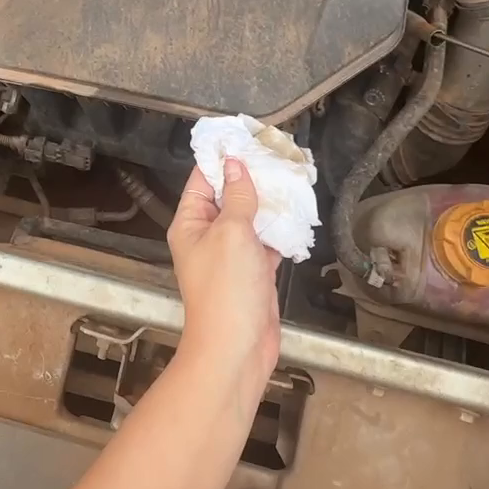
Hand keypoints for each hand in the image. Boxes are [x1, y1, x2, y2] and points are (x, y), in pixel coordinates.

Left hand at [167, 159, 281, 389]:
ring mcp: (231, 254)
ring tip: (292, 178)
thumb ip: (236, 197)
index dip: (222, 158)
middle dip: (252, 178)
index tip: (244, 138)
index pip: (202, 179)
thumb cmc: (224, 292)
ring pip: (251, 217)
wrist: (237, 350)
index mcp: (190, 223)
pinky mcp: (253, 271)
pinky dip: (281, 230)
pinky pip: (266, 241)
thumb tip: (235, 166)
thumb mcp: (230, 232)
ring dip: (269, 202)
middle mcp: (208, 235)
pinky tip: (297, 216)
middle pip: (229, 196)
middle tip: (277, 155)